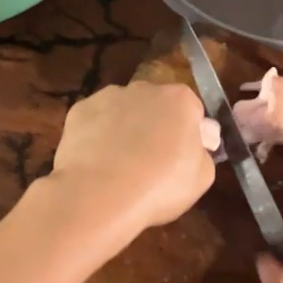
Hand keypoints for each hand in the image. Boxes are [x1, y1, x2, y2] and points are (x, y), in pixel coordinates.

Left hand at [46, 82, 215, 245]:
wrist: (100, 194)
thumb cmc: (160, 186)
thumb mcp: (202, 177)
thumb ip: (203, 151)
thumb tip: (197, 141)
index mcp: (181, 99)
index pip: (192, 111)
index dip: (188, 134)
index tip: (182, 157)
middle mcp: (146, 88)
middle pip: (157, 105)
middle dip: (156, 126)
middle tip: (152, 162)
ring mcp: (109, 96)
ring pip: (124, 109)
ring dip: (126, 128)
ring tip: (120, 164)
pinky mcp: (80, 109)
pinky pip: (95, 120)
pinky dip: (97, 134)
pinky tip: (97, 161)